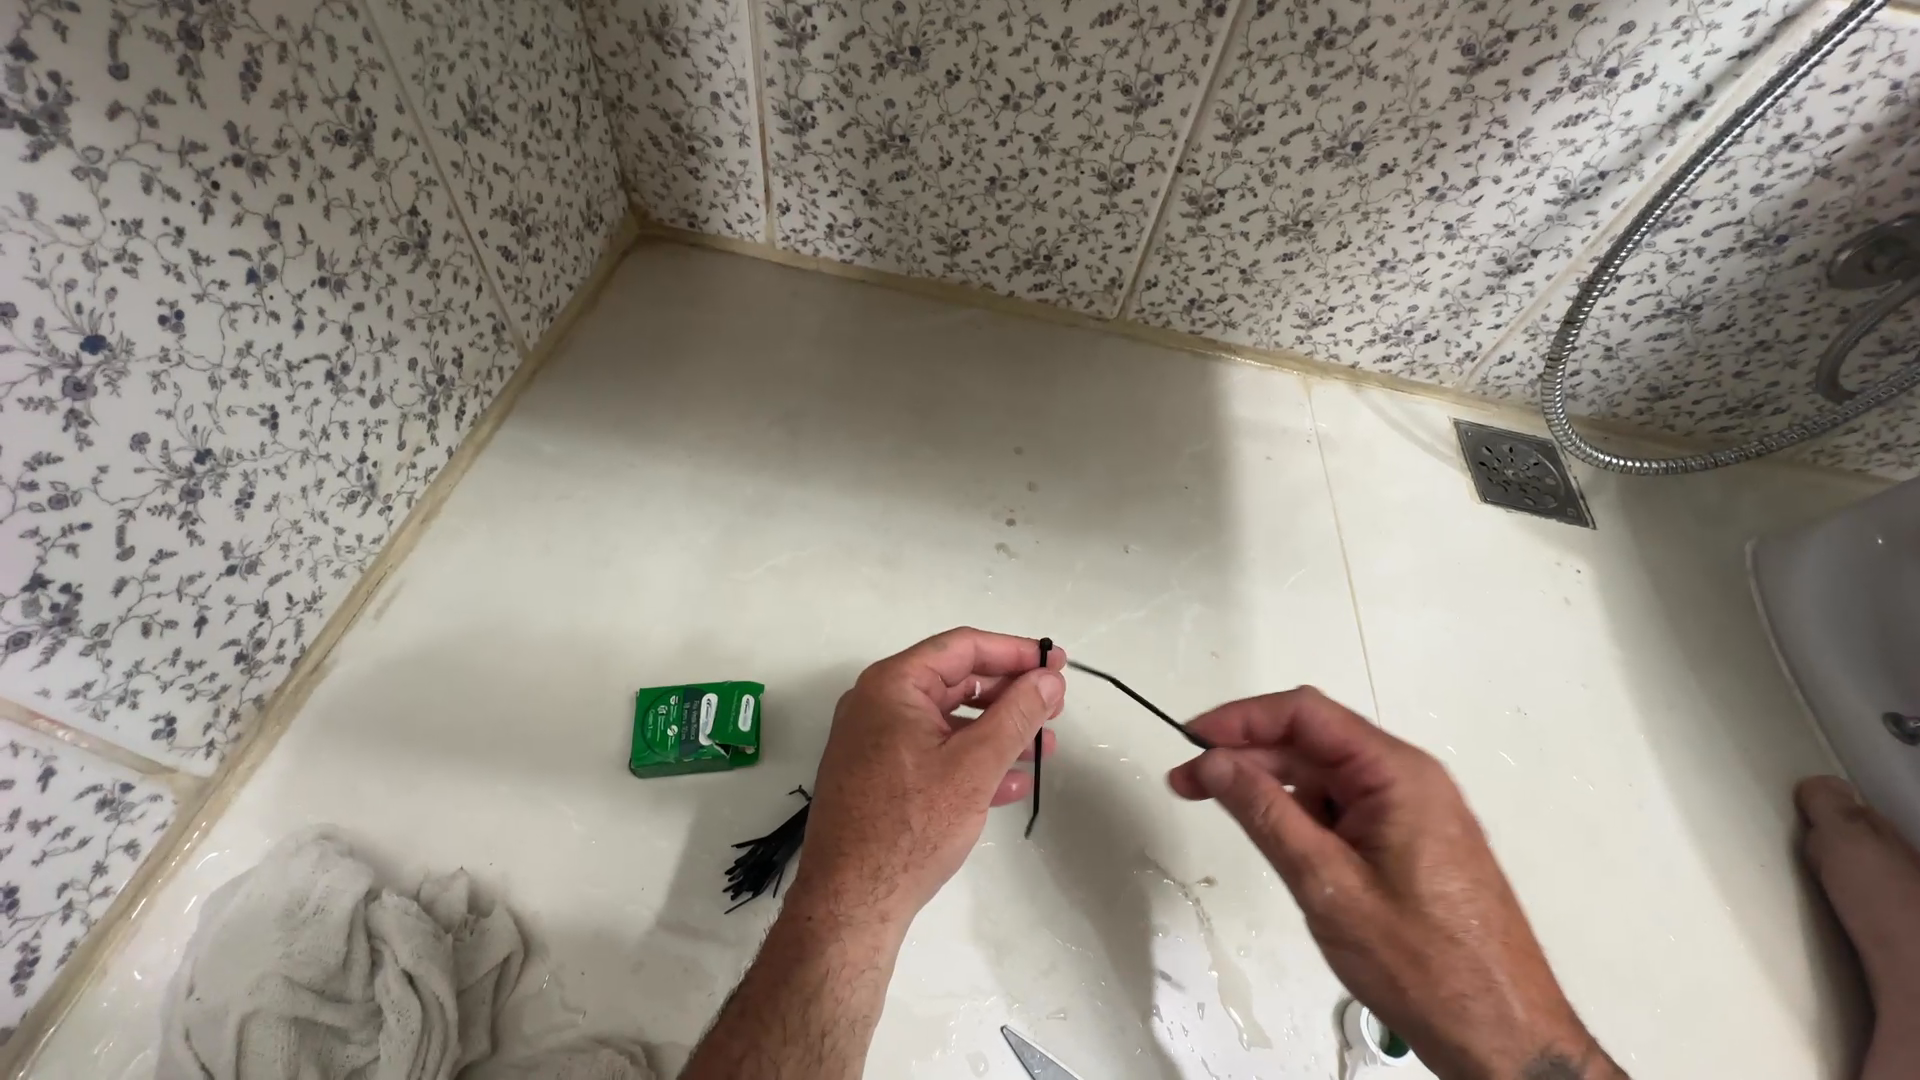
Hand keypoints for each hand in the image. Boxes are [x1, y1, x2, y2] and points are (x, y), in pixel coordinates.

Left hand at [789, 628, 1064, 934]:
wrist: (850, 903)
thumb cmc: (912, 825)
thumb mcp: (974, 765)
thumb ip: (1017, 715)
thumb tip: (1049, 678)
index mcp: (893, 685)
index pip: (963, 646)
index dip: (1015, 651)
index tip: (1056, 663)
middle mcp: (878, 703)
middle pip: (955, 681)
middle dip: (1009, 694)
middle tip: (1055, 706)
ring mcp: (874, 741)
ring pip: (947, 720)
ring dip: (996, 731)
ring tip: (1044, 748)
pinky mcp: (878, 775)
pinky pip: (932, 752)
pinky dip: (970, 760)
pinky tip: (1009, 782)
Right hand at [1168, 688, 1623, 1079]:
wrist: (1506, 1041)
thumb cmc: (1420, 963)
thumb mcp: (1326, 884)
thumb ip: (1264, 812)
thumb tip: (1211, 761)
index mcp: (1396, 773)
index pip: (1304, 714)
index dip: (1240, 718)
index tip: (1190, 740)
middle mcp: (1405, 777)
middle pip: (1310, 740)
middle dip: (1244, 753)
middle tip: (1187, 782)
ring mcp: (1408, 808)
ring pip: (1321, 772)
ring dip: (1266, 782)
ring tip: (1216, 804)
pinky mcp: (1405, 838)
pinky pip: (1339, 804)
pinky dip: (1296, 809)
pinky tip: (1268, 830)